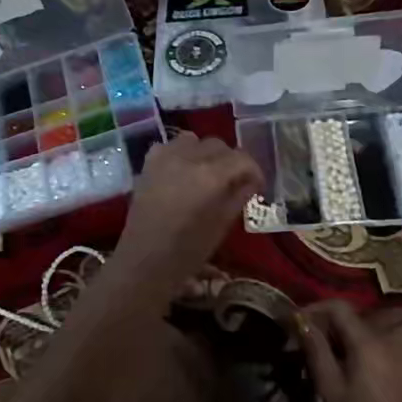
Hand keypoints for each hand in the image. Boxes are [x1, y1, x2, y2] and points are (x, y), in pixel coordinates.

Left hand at [113, 132, 262, 291]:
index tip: (256, 186)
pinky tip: (182, 173)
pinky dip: (180, 154)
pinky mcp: (147, 164)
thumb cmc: (188, 251)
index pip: (242, 159)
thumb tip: (250, 181)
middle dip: (230, 161)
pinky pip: (169, 147)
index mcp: (210, 176)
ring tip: (207, 174)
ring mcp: (164, 158)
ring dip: (204, 153)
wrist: (144, 260)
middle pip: (218, 145)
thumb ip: (238, 196)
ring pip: (193, 141)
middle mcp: (187, 158)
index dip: (254, 171)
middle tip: (233, 182)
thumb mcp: (222, 225)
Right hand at [301, 302, 401, 401]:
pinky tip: (331, 363)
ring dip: (332, 334)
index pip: (339, 307)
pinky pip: (364, 343)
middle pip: (348, 317)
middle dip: (321, 321)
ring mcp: (389, 352)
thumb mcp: (329, 384)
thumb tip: (298, 320)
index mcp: (366, 342)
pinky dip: (344, 345)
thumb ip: (315, 348)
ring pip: (355, 330)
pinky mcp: (390, 365)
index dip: (314, 308)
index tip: (293, 321)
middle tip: (297, 338)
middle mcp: (381, 341)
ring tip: (311, 351)